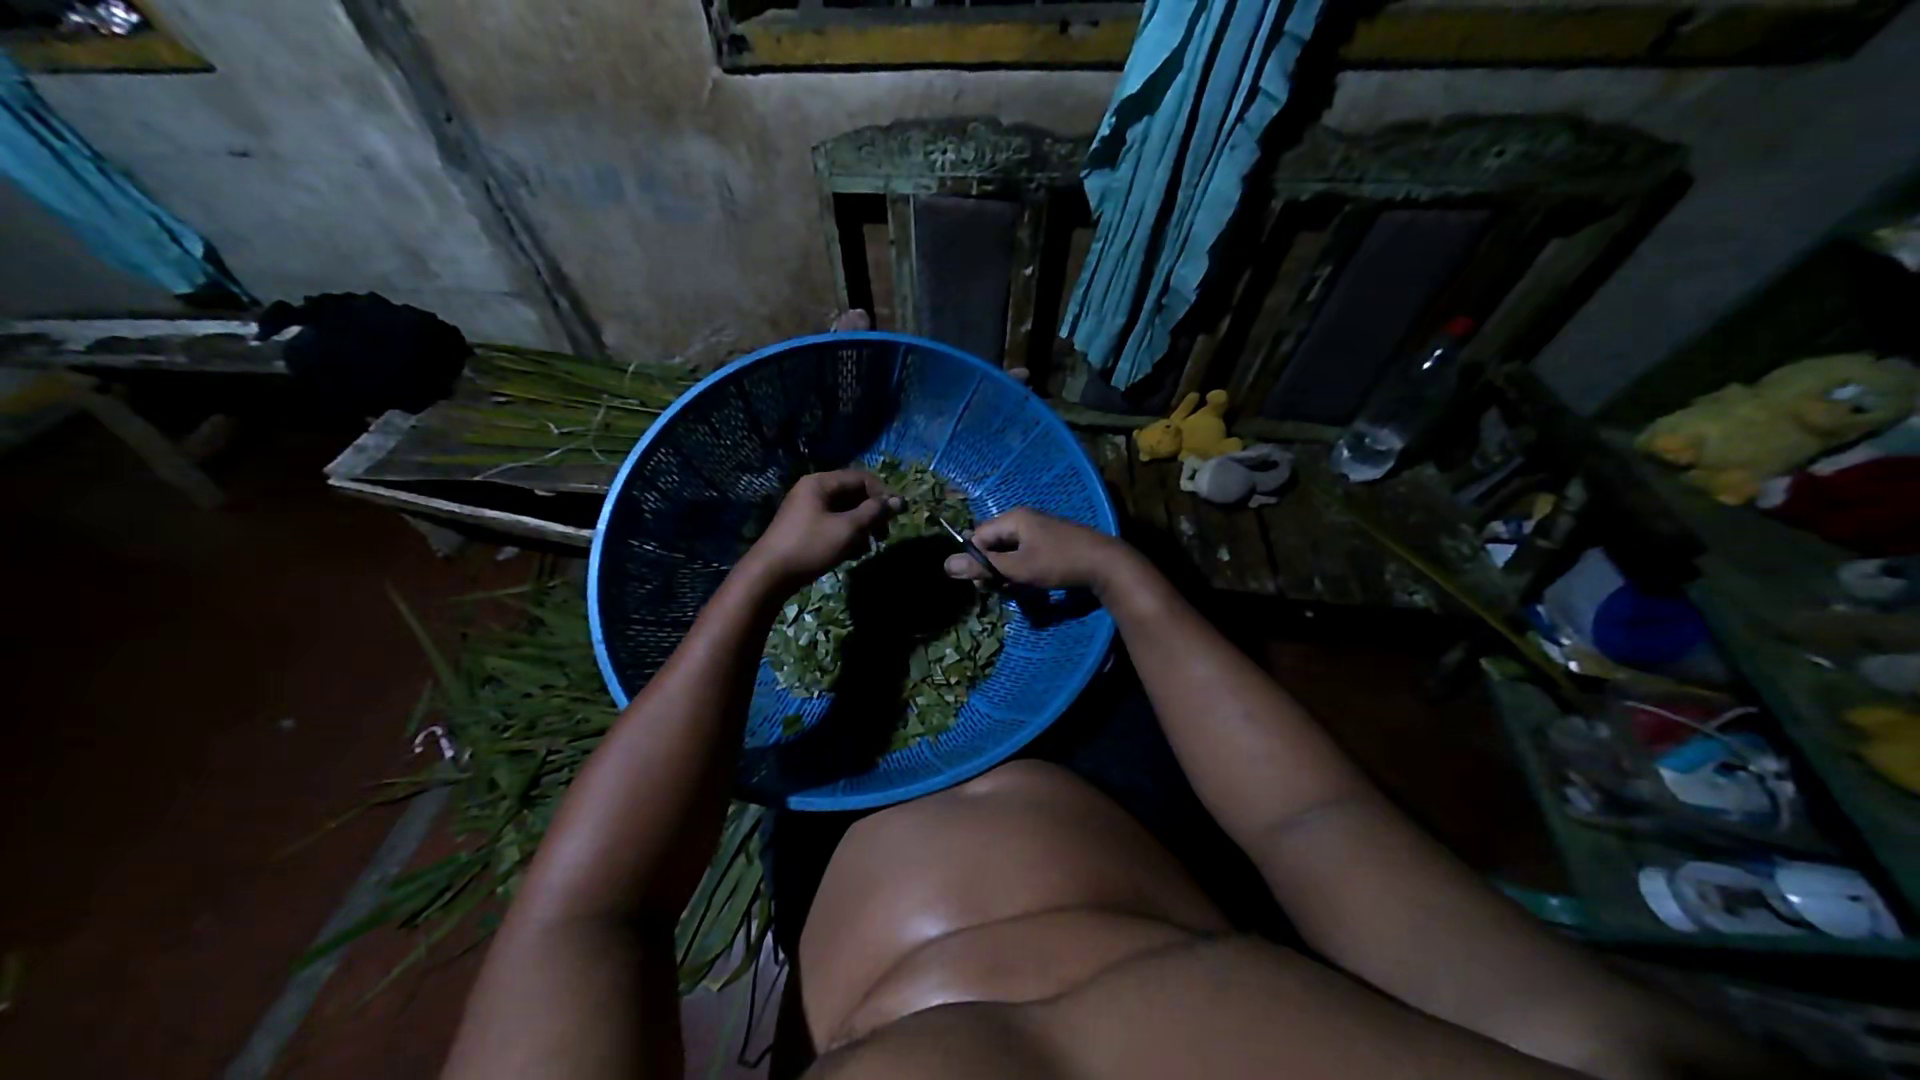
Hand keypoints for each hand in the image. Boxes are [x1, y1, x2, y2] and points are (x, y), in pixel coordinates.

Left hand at [740, 470, 898, 591]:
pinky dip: (846, 535)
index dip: (882, 494)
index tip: (896, 516)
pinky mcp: (804, 527)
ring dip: (861, 528)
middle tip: (883, 535)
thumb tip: (899, 501)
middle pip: (853, 494)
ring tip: (866, 549)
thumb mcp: (847, 529)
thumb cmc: (810, 547)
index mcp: (821, 482)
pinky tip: (851, 554)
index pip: (861, 478)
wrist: (769, 575)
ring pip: (844, 511)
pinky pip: (833, 523)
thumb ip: (874, 513)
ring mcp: (807, 508)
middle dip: (872, 514)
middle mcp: (813, 490)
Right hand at [942, 508, 1130, 591]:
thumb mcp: (1018, 568)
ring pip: (1009, 551)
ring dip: (1006, 571)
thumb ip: (984, 567)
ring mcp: (1040, 530)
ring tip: (1012, 589)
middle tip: (995, 588)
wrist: (1107, 564)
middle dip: (991, 566)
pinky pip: (1025, 554)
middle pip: (993, 542)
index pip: (978, 536)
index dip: (975, 559)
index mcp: (1014, 518)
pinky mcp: (1051, 543)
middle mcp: (1025, 519)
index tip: (980, 582)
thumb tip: (946, 564)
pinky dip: (1021, 569)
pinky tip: (1028, 585)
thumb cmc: (1059, 563)